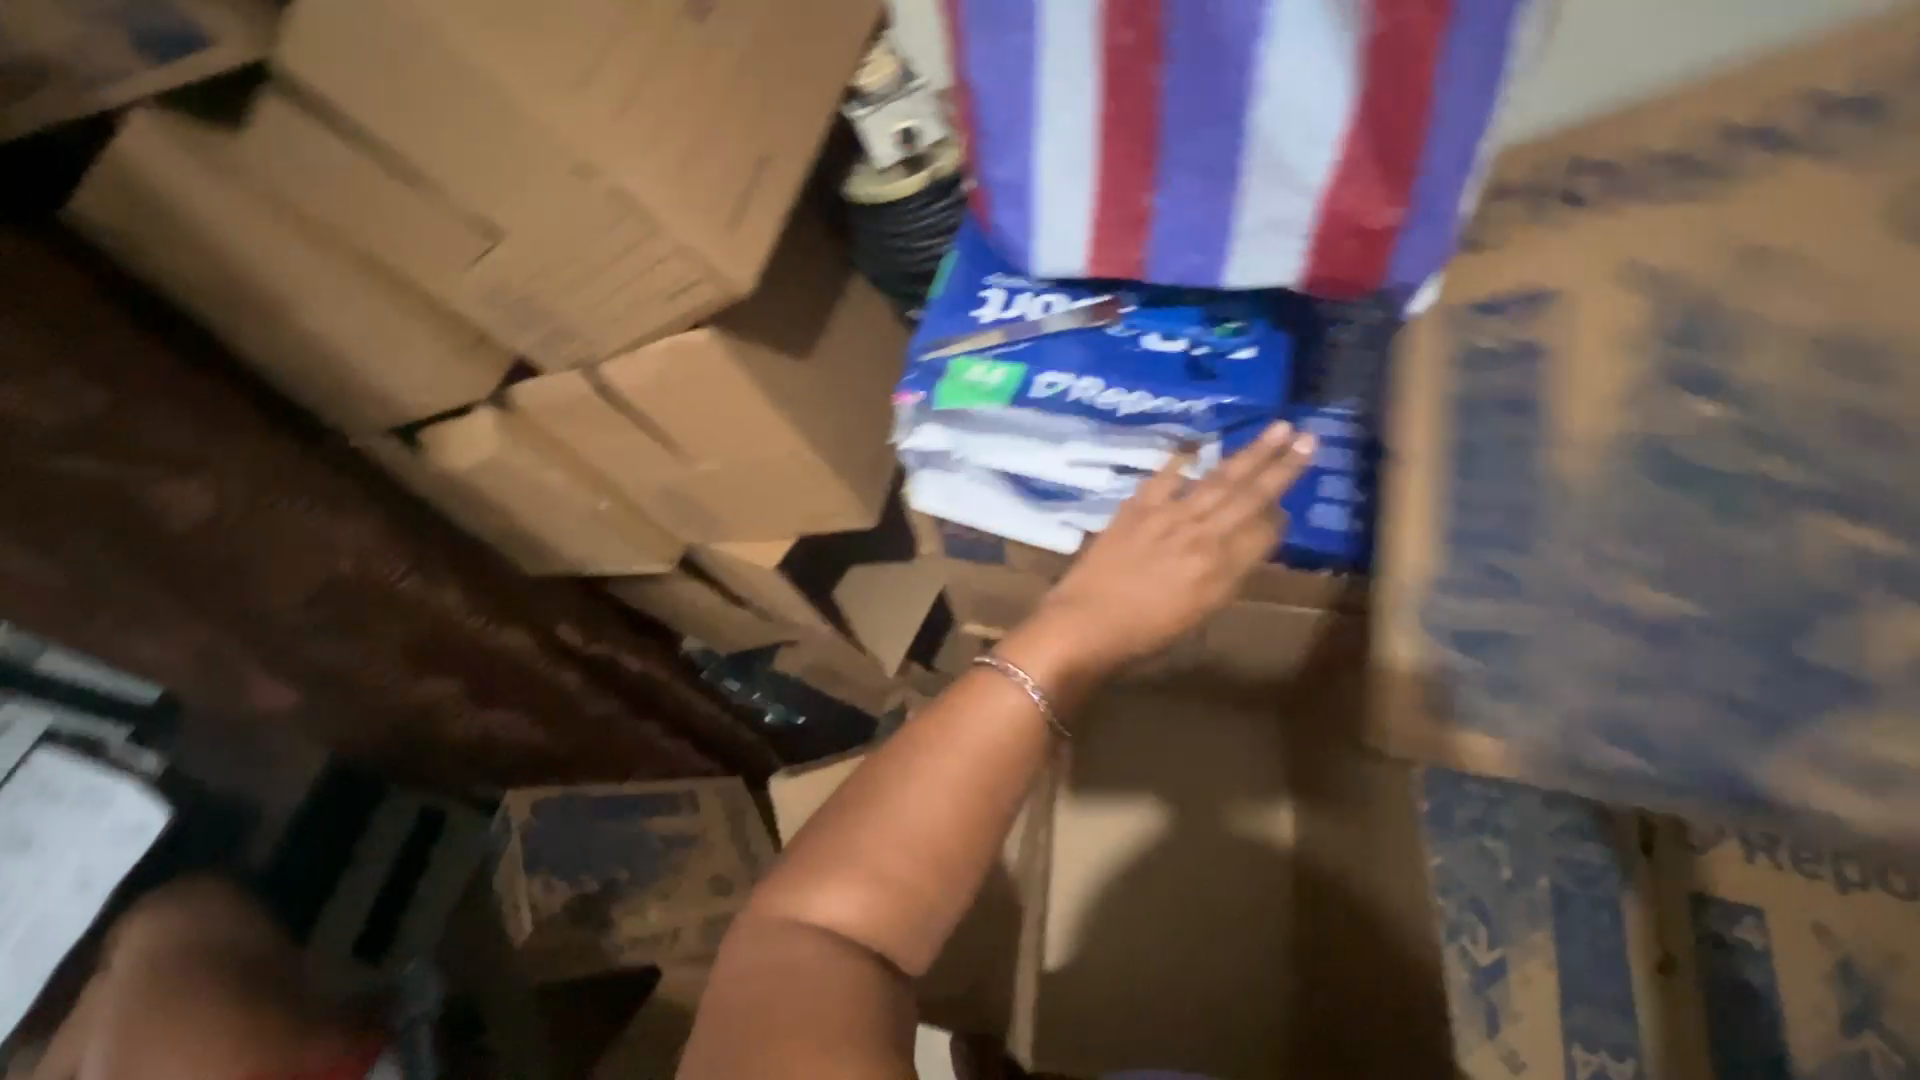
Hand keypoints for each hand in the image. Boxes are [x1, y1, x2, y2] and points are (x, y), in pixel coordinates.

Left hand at [1020, 422, 1316, 676]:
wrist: (1084, 626)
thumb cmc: (1143, 638)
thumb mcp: (1198, 616)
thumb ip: (1225, 580)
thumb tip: (1243, 551)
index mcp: (1222, 571)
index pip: (1264, 533)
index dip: (1279, 517)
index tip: (1290, 503)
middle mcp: (1202, 537)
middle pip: (1250, 496)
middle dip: (1282, 467)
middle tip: (1309, 436)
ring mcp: (1168, 518)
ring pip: (1217, 479)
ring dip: (1249, 453)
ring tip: (1277, 428)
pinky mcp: (1135, 509)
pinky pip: (1164, 478)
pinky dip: (1181, 461)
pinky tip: (1196, 445)